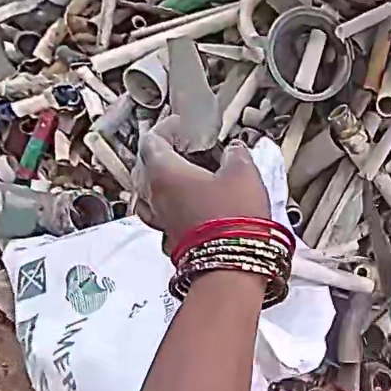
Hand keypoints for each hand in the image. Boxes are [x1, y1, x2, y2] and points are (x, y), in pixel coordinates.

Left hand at [135, 116, 269, 250]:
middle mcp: (155, 197)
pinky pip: (165, 217)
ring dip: (166, 182)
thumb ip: (236, 154)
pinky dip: (173, 206)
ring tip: (186, 177)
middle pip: (147, 167)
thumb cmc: (233, 219)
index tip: (181, 124)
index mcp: (164, 173)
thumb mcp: (243, 173)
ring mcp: (161, 222)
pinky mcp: (173, 241)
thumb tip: (235, 149)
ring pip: (152, 194)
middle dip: (165, 154)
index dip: (167, 128)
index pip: (152, 141)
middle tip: (185, 148)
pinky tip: (190, 206)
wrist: (233, 266)